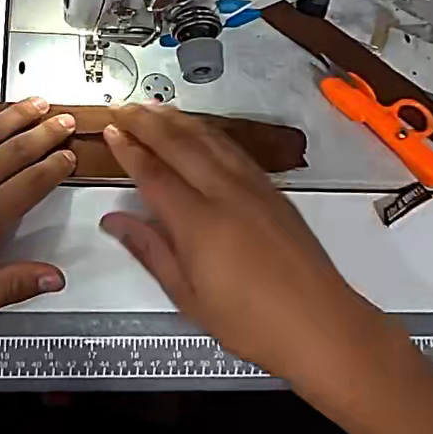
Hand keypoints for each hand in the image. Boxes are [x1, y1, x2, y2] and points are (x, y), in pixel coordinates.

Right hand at [100, 102, 389, 385]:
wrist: (321, 326)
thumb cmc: (252, 322)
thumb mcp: (188, 295)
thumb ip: (150, 249)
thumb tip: (115, 221)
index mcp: (198, 222)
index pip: (154, 174)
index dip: (129, 150)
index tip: (111, 132)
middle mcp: (225, 194)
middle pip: (179, 145)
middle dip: (147, 122)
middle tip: (123, 108)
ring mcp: (253, 188)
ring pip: (208, 139)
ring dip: (178, 120)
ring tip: (154, 107)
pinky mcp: (272, 191)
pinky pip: (233, 149)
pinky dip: (209, 132)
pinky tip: (200, 130)